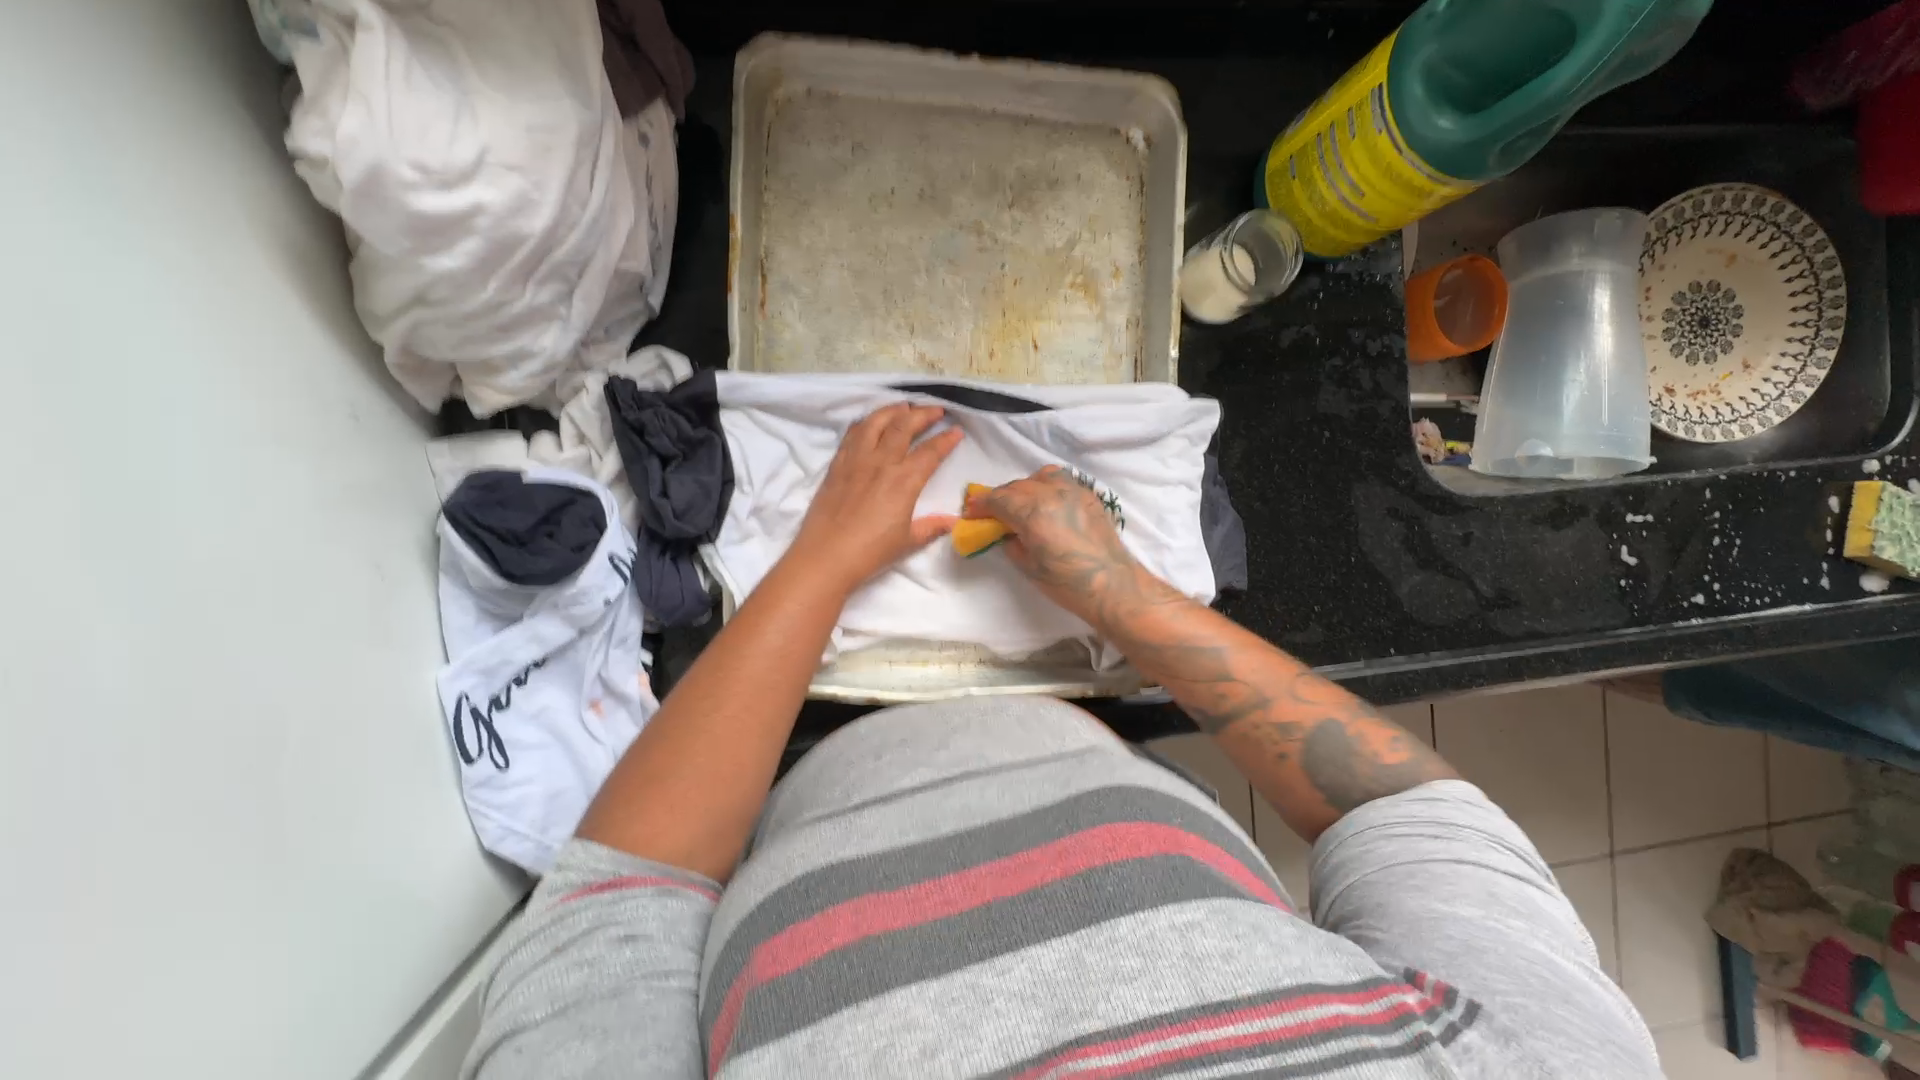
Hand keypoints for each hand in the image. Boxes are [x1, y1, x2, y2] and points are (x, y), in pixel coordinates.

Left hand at [786, 404, 963, 591]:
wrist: (825, 556)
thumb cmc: (870, 552)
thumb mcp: (907, 542)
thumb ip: (931, 527)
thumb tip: (953, 522)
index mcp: (904, 481)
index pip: (930, 452)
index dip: (945, 439)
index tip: (956, 431)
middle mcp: (881, 462)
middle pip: (903, 426)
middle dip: (922, 414)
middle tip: (935, 409)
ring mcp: (856, 461)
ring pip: (875, 423)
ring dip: (892, 410)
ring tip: (904, 405)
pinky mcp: (836, 465)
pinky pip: (852, 434)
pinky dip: (865, 423)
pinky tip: (870, 423)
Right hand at [968, 466, 1145, 620]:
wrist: (1113, 586)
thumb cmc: (1067, 584)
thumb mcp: (1028, 567)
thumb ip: (1012, 543)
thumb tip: (1005, 532)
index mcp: (1033, 513)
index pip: (999, 499)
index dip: (981, 505)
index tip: (970, 512)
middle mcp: (1052, 494)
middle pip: (1017, 486)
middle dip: (1000, 497)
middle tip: (991, 513)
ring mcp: (1074, 491)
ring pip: (1041, 476)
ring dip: (1025, 487)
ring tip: (1021, 504)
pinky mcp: (1090, 496)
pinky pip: (1062, 481)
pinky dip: (1047, 487)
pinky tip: (1046, 504)